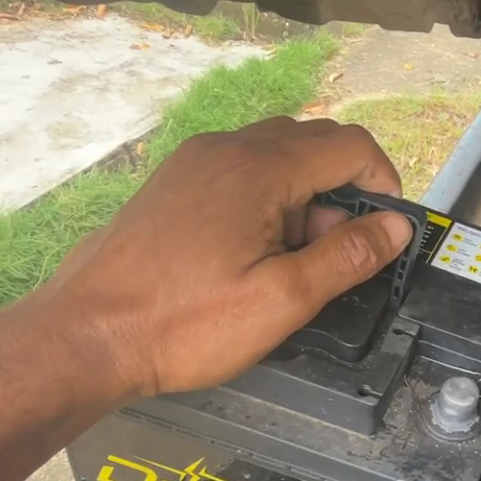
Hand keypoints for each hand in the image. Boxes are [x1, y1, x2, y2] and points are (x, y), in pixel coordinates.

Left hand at [26, 118, 413, 397]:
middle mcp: (226, 148)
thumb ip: (348, 256)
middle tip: (340, 251)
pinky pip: (246, 168)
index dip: (384, 181)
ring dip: (311, 194)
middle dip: (347, 189)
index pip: (349, 145)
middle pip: (316, 142)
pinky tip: (260, 249)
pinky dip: (275, 196)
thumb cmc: (186, 324)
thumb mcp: (284, 299)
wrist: (83, 338)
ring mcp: (196, 161)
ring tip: (298, 256)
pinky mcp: (178, 181)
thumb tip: (397, 226)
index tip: (388, 229)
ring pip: (281, 153)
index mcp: (257, 169)